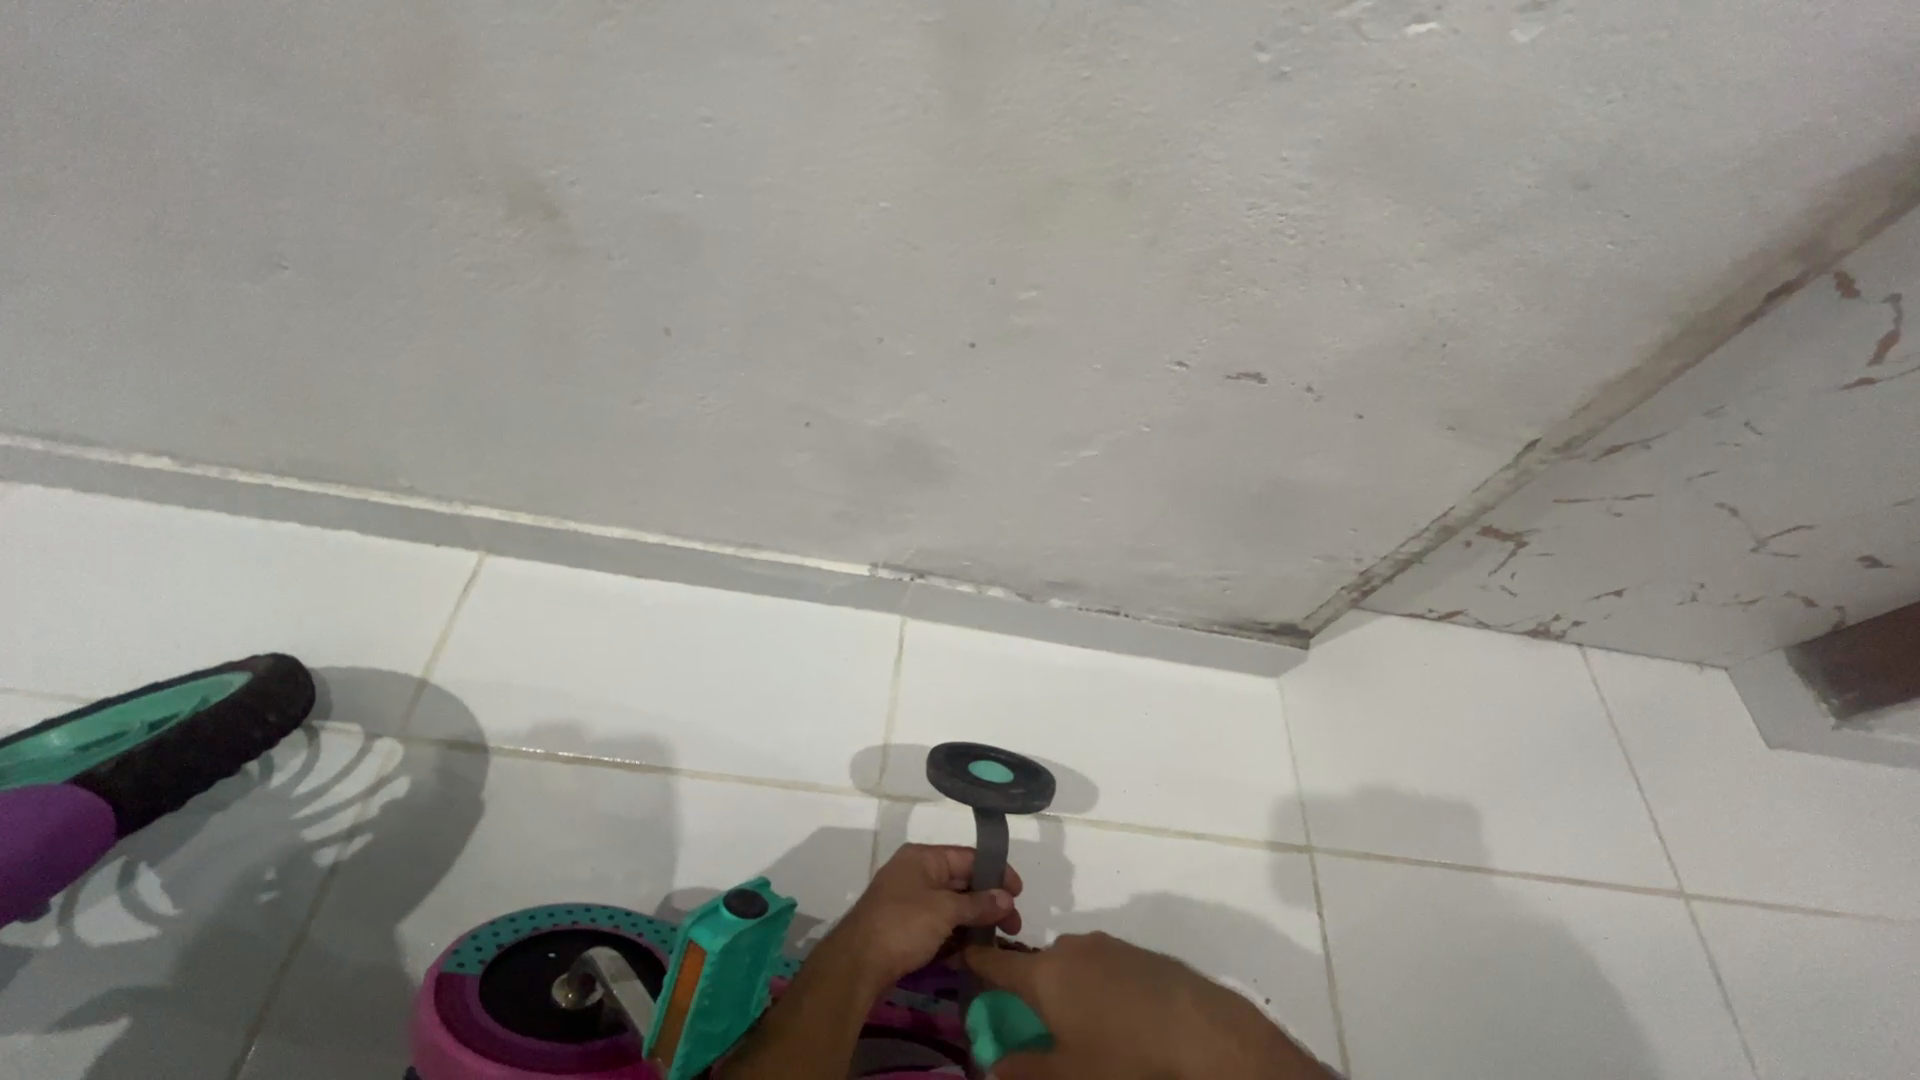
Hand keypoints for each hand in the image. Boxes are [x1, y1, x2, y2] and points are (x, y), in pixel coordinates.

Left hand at [820, 844, 1022, 992]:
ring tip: (998, 942)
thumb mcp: (945, 910)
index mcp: (922, 858)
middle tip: (1014, 927)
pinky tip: (973, 953)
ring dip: (974, 922)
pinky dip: (956, 936)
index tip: (1019, 894)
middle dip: (989, 902)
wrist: (857, 964)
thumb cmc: (902, 925)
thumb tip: (1007, 899)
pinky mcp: (905, 929)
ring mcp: (909, 902)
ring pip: (951, 907)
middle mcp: (916, 874)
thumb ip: (978, 903)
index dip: (996, 873)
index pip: (968, 857)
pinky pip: (939, 926)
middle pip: (962, 882)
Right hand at [965, 932, 1337, 1079]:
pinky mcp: (1140, 953)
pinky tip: (1123, 1021)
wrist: (1205, 1035)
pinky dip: (1101, 989)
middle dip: (1033, 991)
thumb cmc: (1125, 1058)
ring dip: (1071, 990)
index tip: (964, 961)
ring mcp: (1109, 947)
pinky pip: (1105, 968)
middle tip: (1040, 1026)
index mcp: (1045, 973)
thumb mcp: (1068, 1076)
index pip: (998, 962)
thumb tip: (994, 1066)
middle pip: (1039, 966)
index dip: (978, 964)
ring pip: (1074, 966)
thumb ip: (1024, 1070)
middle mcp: (1071, 949)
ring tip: (1088, 1029)